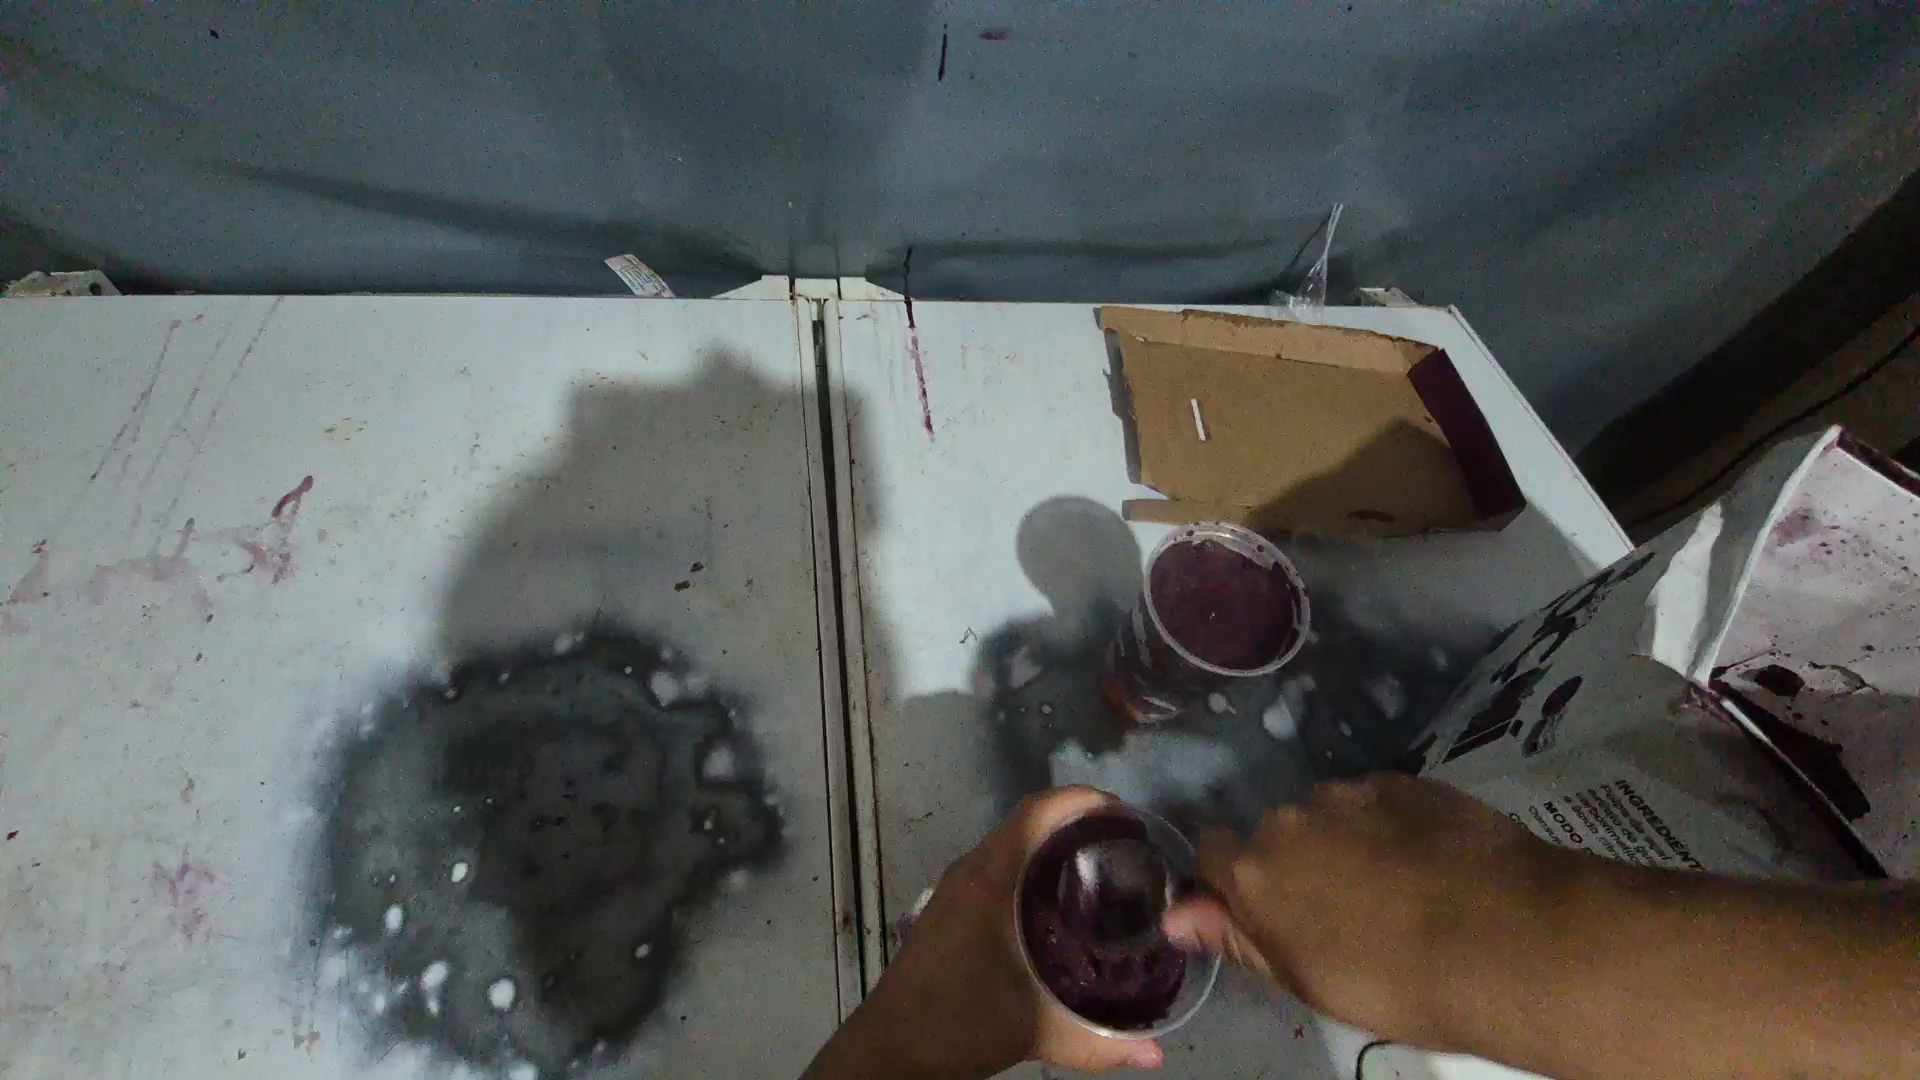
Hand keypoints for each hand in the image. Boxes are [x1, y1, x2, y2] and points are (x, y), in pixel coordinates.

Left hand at [808, 787, 1164, 1077]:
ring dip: (1051, 842)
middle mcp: (971, 869)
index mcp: (989, 878)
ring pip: (1011, 844)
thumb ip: (1098, 1042)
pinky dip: (1032, 864)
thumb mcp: (1034, 1029)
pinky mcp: (953, 903)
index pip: (1034, 813)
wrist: (892, 1045)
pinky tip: (1058, 896)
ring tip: (1099, 861)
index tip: (1119, 810)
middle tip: (1121, 838)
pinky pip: (1000, 864)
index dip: (1077, 800)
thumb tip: (1157, 1053)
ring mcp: (958, 885)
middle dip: (1073, 820)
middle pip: (1026, 822)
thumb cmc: (959, 1020)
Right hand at [1161, 772, 1565, 1050]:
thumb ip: (1234, 938)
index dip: (1228, 878)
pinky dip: (1390, 826)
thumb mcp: (1307, 980)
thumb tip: (1172, 916)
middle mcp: (1286, 819)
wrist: (1513, 940)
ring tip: (1399, 887)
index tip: (1262, 907)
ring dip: (1344, 842)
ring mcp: (1345, 794)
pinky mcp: (1400, 781)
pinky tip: (1432, 861)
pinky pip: (1376, 802)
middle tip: (1344, 911)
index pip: (1209, 852)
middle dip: (1296, 864)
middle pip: (1273, 835)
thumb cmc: (1398, 982)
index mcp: (1253, 870)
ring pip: (1326, 816)